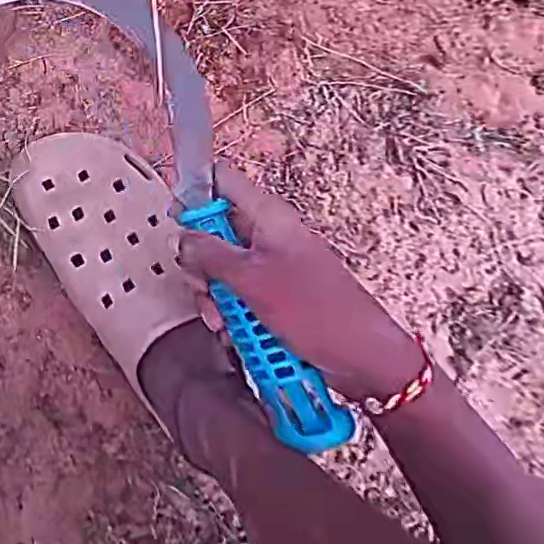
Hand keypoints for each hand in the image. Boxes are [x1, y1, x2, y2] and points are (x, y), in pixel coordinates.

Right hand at [176, 163, 424, 401]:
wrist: (365, 363)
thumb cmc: (321, 314)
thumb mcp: (251, 279)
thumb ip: (207, 254)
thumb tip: (181, 238)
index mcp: (267, 216)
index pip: (219, 180)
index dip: (193, 192)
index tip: (178, 220)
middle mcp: (266, 234)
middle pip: (211, 228)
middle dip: (198, 259)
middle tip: (204, 282)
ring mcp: (267, 264)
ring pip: (218, 264)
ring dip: (212, 292)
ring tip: (223, 316)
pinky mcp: (270, 291)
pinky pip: (233, 291)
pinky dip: (227, 309)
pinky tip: (233, 329)